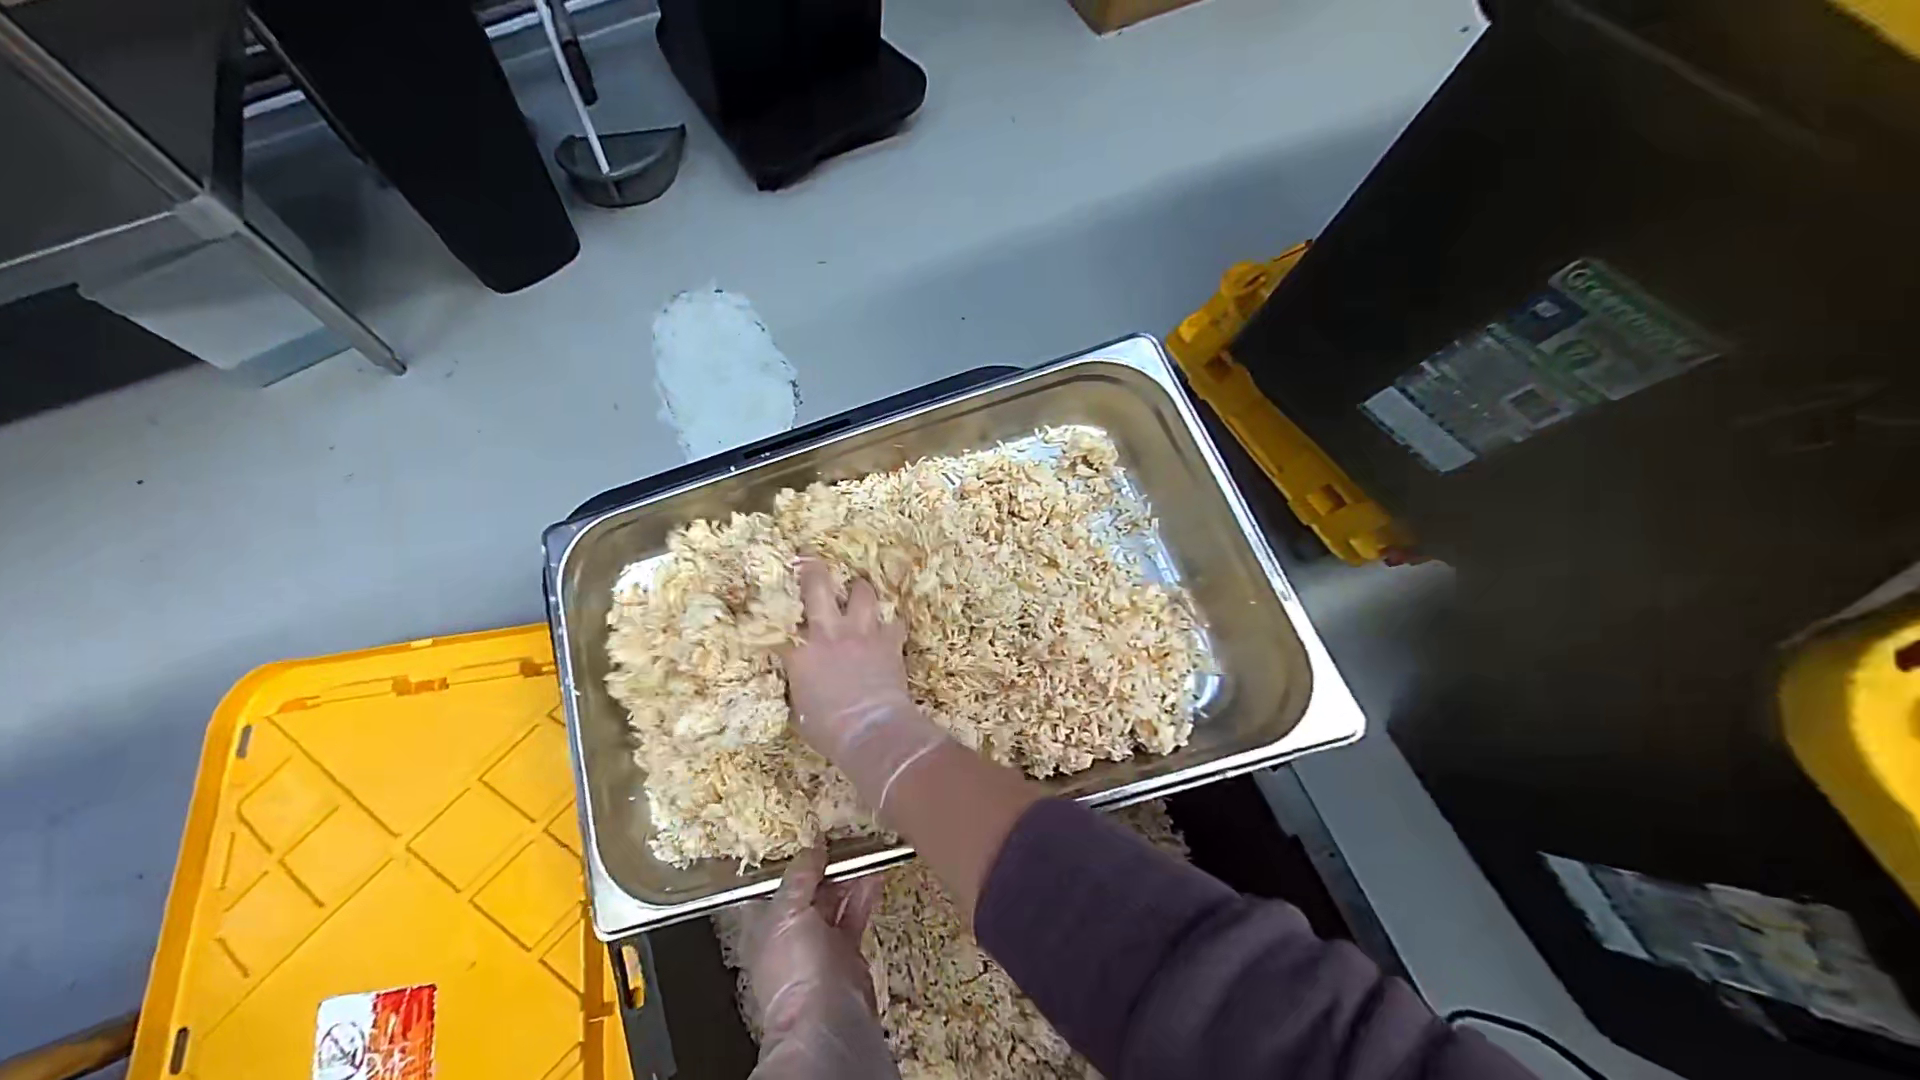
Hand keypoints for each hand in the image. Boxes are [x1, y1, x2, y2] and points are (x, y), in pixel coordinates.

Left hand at [743, 848, 897, 1078]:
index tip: (811, 834)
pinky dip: (865, 892)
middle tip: (843, 837)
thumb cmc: (796, 966)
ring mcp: (818, 944)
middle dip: (824, 865)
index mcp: (763, 926)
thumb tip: (812, 847)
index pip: (774, 884)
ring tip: (864, 848)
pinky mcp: (846, 951)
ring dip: (848, 875)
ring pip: (834, 899)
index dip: (792, 861)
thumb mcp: (787, 912)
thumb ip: (799, 876)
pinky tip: (876, 872)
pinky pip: (855, 913)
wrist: (829, 1020)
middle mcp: (789, 934)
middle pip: (807, 890)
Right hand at [782, 559, 948, 817]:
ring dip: (859, 591)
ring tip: (857, 593)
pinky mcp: (889, 640)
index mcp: (798, 651)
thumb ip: (797, 684)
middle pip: (817, 583)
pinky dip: (891, 624)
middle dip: (812, 568)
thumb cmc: (828, 729)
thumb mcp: (798, 710)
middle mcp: (828, 631)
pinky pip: (895, 621)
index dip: (773, 606)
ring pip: (863, 591)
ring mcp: (861, 632)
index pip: (779, 619)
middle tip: (810, 560)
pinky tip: (889, 630)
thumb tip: (799, 679)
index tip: (771, 598)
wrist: (871, 731)